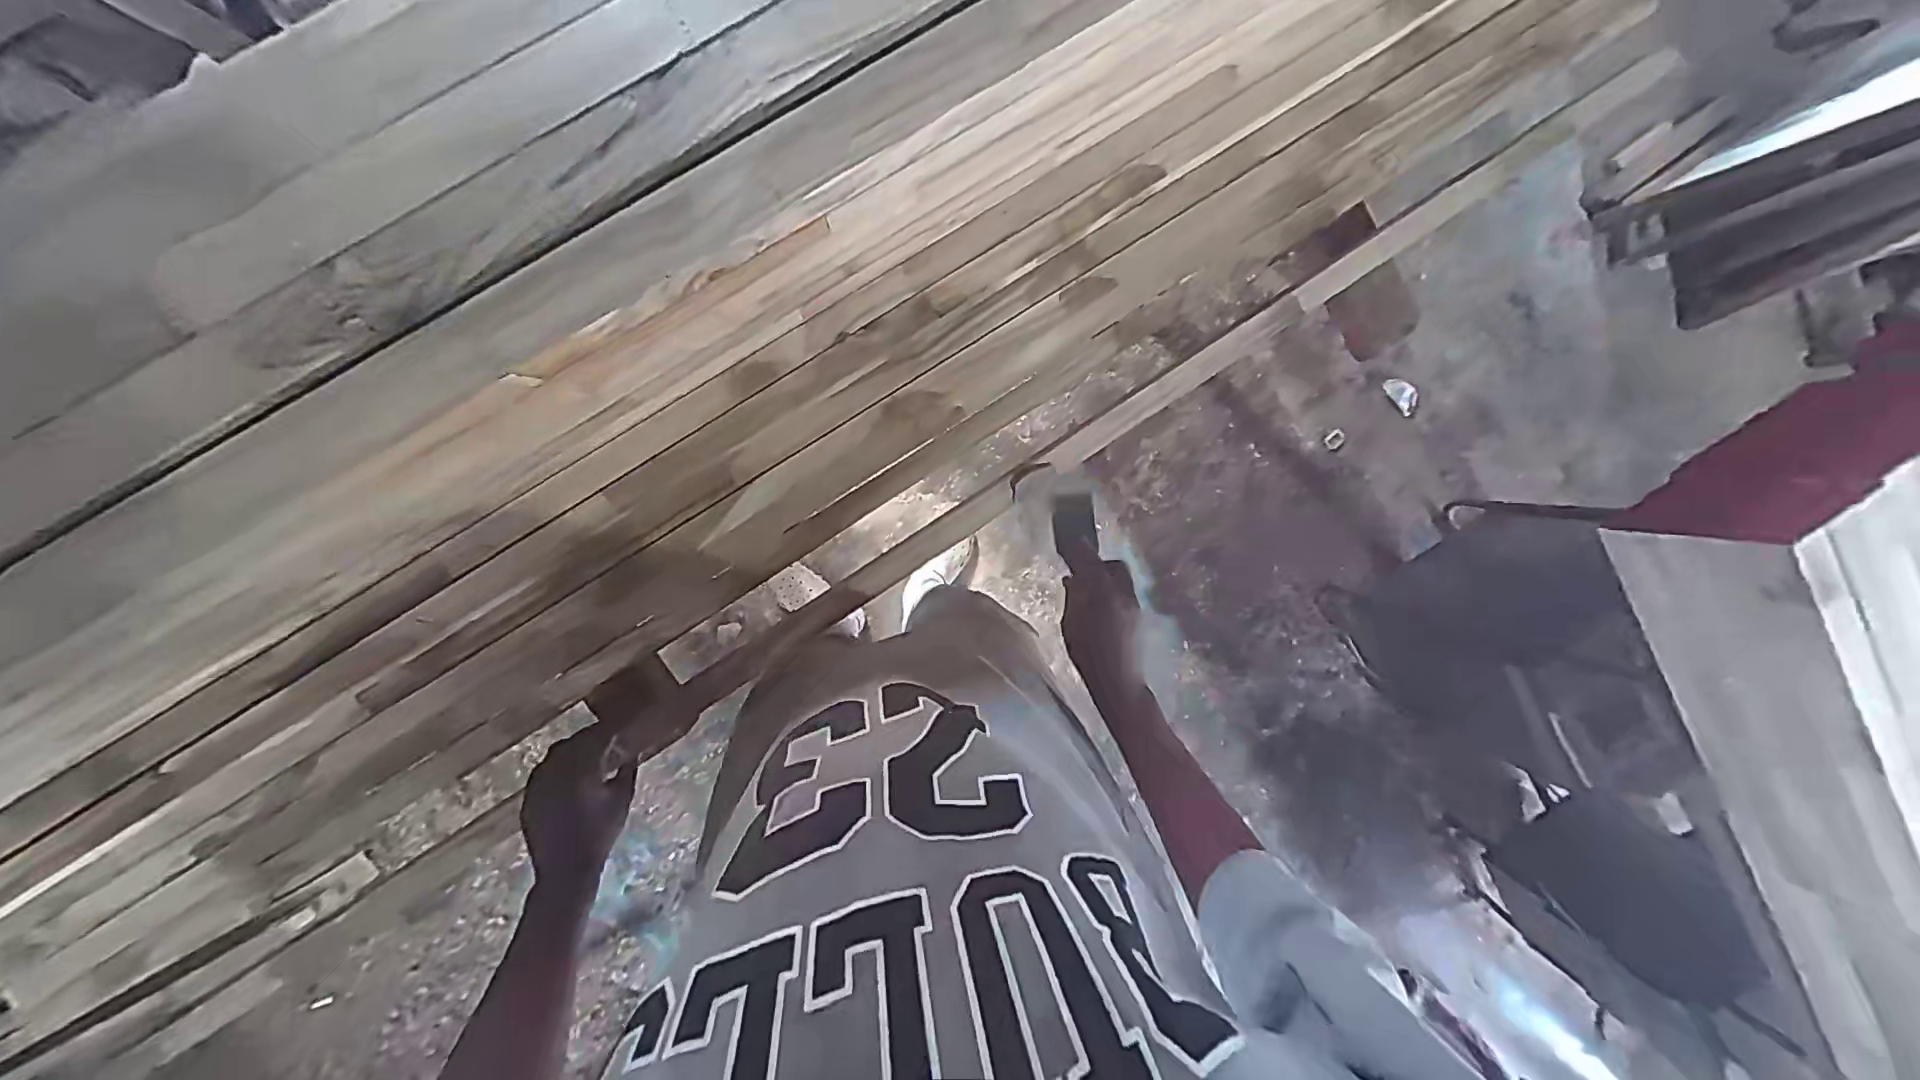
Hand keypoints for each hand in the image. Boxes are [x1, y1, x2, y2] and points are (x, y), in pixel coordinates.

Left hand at [520, 723, 636, 894]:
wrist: (566, 868)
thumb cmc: (600, 833)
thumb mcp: (621, 799)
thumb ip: (627, 770)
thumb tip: (632, 753)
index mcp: (580, 769)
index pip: (594, 738)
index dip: (607, 731)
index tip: (619, 729)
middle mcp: (554, 771)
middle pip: (572, 743)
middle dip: (589, 738)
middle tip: (605, 739)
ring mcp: (537, 786)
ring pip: (554, 756)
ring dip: (571, 752)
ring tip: (588, 757)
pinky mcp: (529, 799)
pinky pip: (543, 774)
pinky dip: (557, 769)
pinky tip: (570, 777)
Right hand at [1061, 559, 1142, 691]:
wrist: (1119, 682)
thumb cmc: (1088, 655)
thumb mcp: (1070, 624)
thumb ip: (1073, 597)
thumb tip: (1073, 577)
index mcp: (1102, 590)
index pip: (1088, 560)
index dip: (1077, 548)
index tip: (1068, 540)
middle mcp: (1122, 592)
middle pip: (1112, 566)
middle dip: (1097, 564)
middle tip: (1080, 573)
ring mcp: (1134, 604)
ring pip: (1120, 580)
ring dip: (1105, 579)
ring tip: (1089, 592)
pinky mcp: (1138, 617)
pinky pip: (1123, 594)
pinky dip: (1111, 593)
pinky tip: (1100, 608)